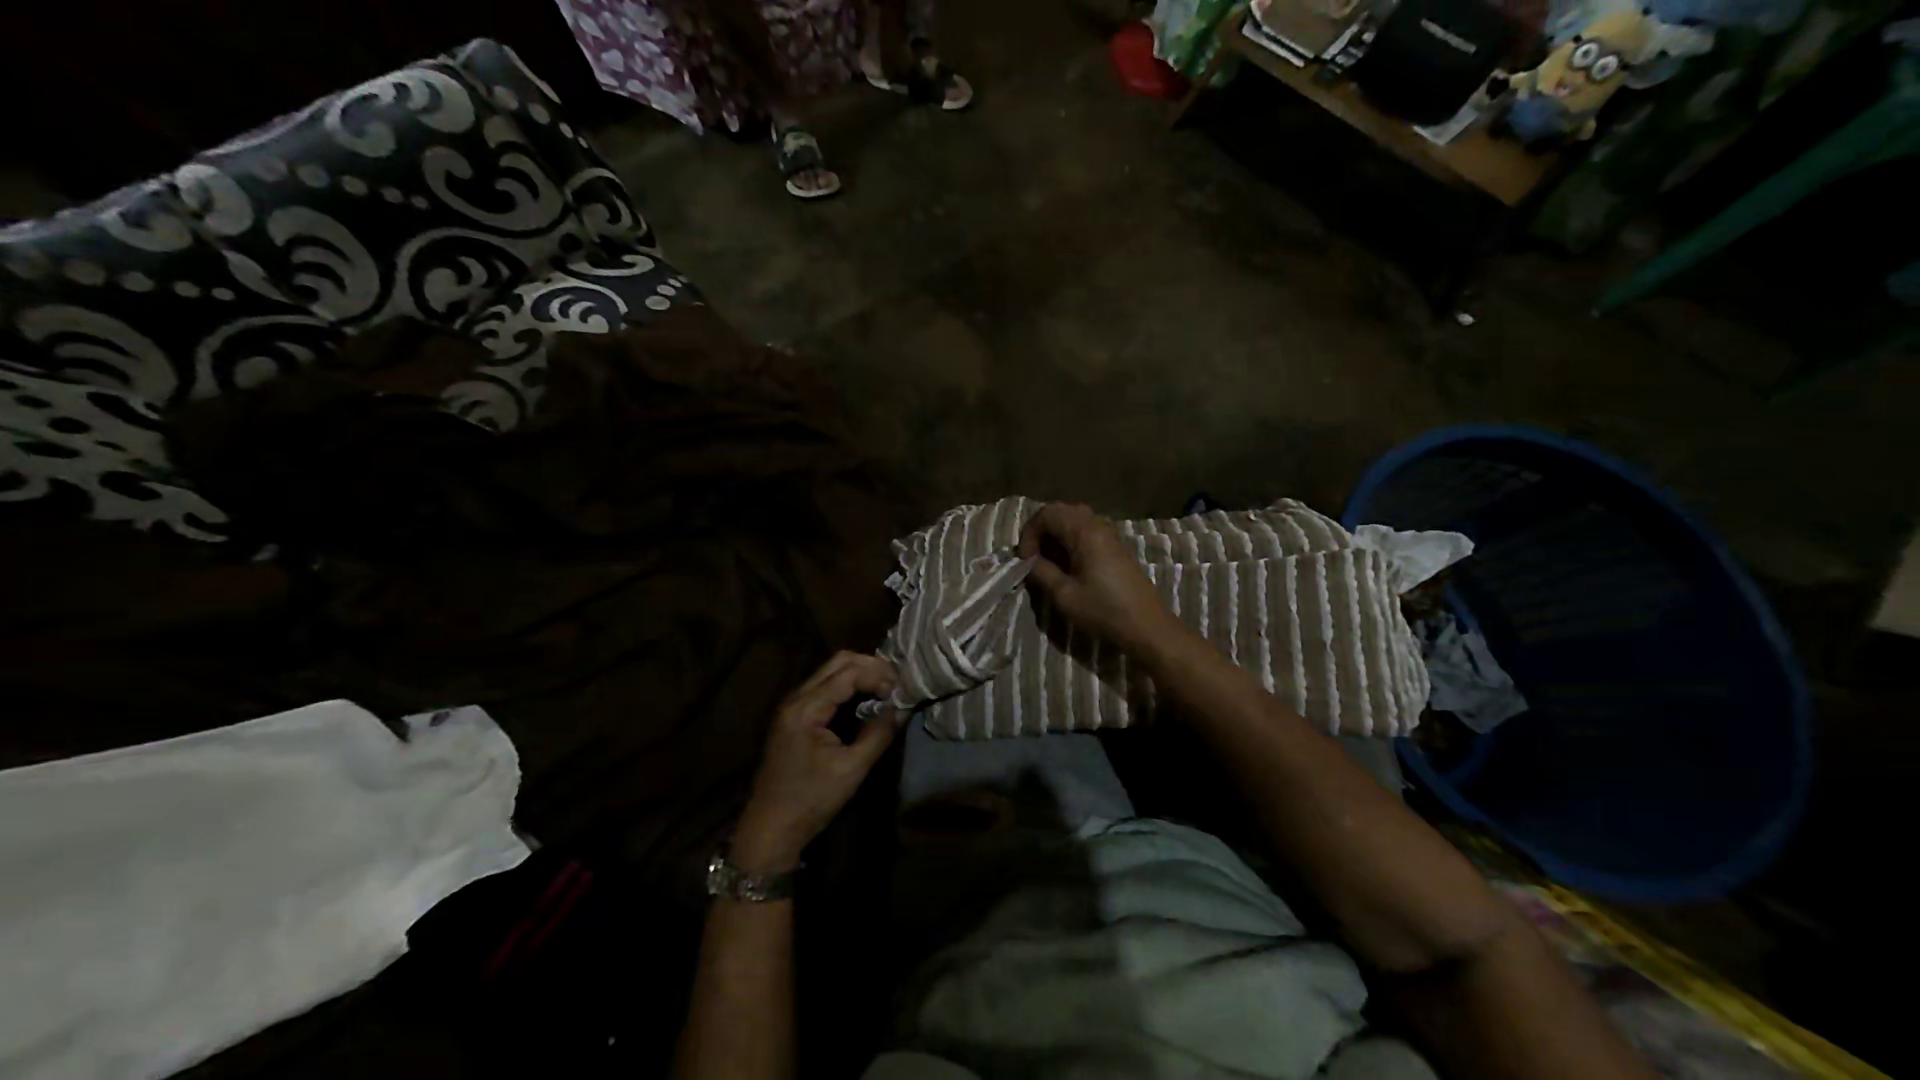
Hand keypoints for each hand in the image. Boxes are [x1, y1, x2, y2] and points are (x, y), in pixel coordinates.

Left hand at [733, 652, 899, 873]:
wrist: (770, 827)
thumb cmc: (811, 800)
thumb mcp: (852, 769)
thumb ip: (879, 733)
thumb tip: (903, 707)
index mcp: (806, 708)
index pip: (848, 673)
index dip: (878, 675)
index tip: (901, 691)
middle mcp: (796, 698)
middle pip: (838, 662)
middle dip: (871, 666)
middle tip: (896, 683)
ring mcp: (792, 705)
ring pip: (830, 671)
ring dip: (860, 674)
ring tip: (886, 689)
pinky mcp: (794, 715)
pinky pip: (824, 686)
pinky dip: (848, 685)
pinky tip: (866, 698)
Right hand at [1018, 502, 1183, 656]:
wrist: (1146, 626)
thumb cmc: (1103, 610)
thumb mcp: (1064, 595)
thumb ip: (1041, 572)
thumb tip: (1028, 562)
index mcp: (1085, 532)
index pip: (1047, 514)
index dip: (1029, 533)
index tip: (1025, 560)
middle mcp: (1097, 525)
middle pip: (1060, 512)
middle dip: (1040, 532)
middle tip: (1032, 558)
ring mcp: (1108, 535)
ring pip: (1073, 520)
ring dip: (1055, 537)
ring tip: (1047, 563)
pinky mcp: (1114, 547)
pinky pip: (1085, 532)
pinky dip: (1069, 542)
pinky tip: (1066, 566)